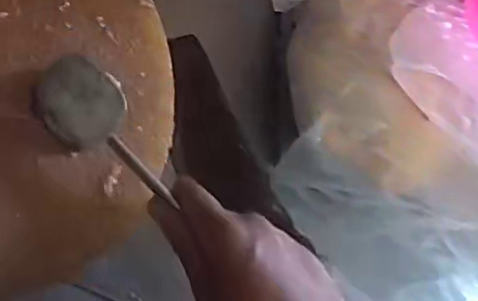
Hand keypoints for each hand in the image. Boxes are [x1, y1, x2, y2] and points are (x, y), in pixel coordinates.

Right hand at [152, 177, 340, 300]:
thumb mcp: (207, 292)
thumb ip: (185, 246)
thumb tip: (159, 206)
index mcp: (226, 229)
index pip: (188, 188)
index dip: (178, 202)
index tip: (178, 225)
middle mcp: (258, 222)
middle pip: (223, 215)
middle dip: (216, 237)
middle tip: (220, 275)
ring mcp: (292, 240)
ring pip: (254, 233)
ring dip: (248, 251)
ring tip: (255, 290)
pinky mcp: (318, 262)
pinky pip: (283, 252)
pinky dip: (276, 265)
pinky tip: (282, 296)